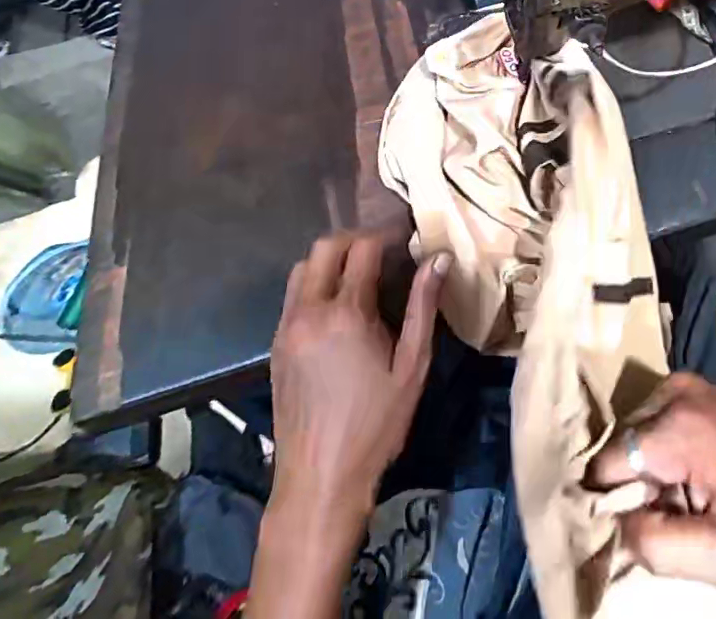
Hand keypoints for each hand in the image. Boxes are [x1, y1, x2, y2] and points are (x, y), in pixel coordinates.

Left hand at [269, 234, 447, 522]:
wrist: (318, 480)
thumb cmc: (375, 425)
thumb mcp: (412, 367)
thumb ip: (424, 307)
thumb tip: (439, 259)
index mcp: (346, 314)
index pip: (362, 249)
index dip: (386, 235)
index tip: (406, 238)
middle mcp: (309, 311)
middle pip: (324, 247)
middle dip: (355, 239)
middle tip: (383, 250)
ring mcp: (286, 327)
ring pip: (301, 267)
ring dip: (330, 259)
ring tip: (360, 274)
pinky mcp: (275, 344)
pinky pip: (292, 295)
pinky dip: (314, 283)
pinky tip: (337, 306)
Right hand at [590, 373, 715, 588]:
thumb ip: (656, 546)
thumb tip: (616, 523)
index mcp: (674, 425)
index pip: (606, 465)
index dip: (615, 505)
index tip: (642, 533)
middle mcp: (672, 392)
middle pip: (624, 450)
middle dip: (639, 490)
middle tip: (681, 524)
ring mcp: (688, 386)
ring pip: (640, 440)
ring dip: (655, 477)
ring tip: (695, 507)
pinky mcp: (701, 392)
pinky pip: (660, 428)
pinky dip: (670, 460)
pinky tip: (703, 486)